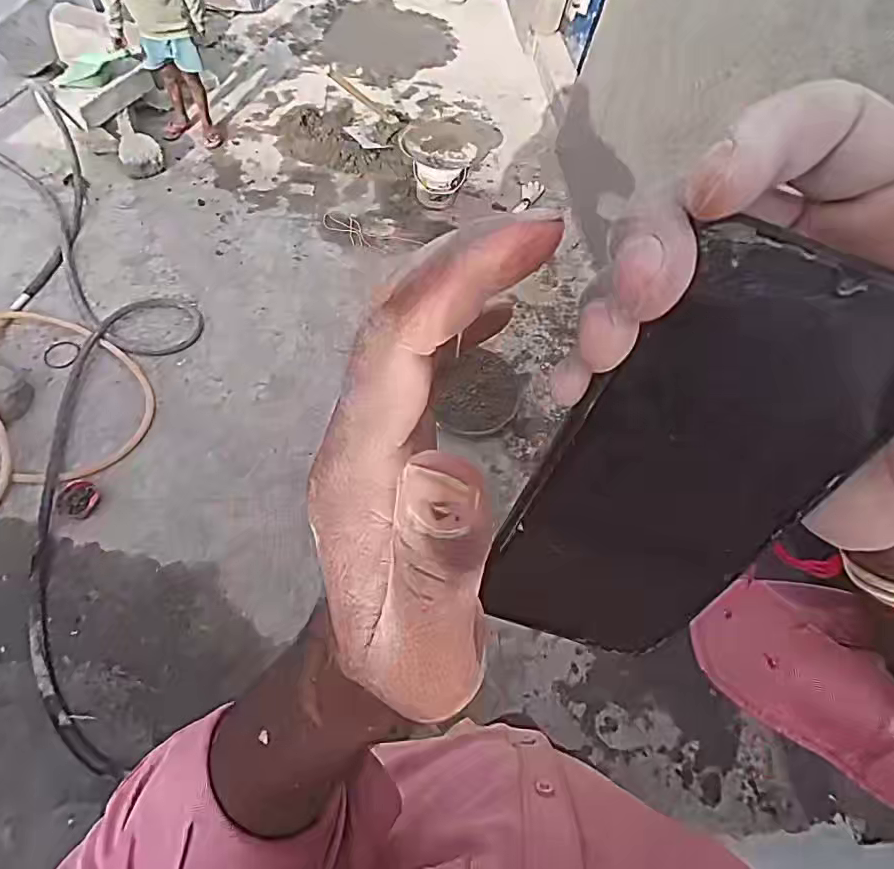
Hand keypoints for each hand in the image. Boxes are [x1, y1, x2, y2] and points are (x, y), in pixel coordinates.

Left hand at [308, 212, 563, 721]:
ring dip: (461, 274)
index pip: (396, 344)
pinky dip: (460, 315)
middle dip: (461, 257)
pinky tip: (501, 307)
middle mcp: (356, 427)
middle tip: (537, 227)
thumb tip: (447, 469)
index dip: (455, 281)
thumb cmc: (400, 655)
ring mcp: (371, 422)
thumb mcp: (424, 635)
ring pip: (405, 322)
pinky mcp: (392, 428)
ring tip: (525, 248)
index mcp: (359, 464)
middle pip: (394, 314)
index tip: (526, 240)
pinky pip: (421, 352)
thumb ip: (435, 559)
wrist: (365, 665)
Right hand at [554, 0, 893, 554]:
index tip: (716, 187)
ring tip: (602, 350)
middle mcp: (802, 240)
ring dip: (613, 300)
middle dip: (656, 234)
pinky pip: (639, 354)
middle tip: (645, 293)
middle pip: (700, 201)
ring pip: (652, 272)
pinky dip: (596, 366)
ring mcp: (741, 312)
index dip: (754, 137)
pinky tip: (574, 388)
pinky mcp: (704, 377)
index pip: (815, 126)